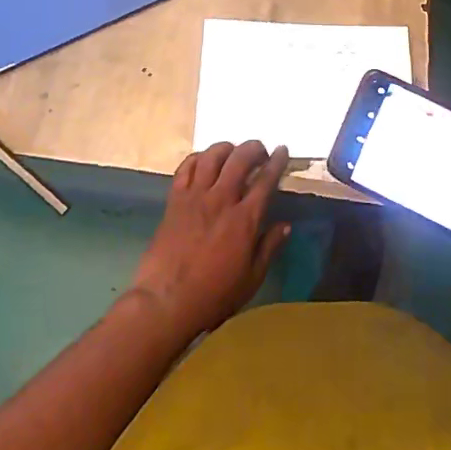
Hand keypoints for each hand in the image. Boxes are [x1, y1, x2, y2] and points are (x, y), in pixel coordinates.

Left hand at [128, 141, 290, 341]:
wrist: (165, 301)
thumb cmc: (213, 295)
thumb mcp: (251, 279)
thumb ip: (269, 248)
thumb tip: (285, 225)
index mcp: (244, 219)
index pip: (265, 180)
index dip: (277, 162)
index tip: (283, 150)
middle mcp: (221, 199)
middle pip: (240, 158)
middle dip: (254, 148)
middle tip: (261, 151)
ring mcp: (195, 196)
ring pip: (212, 156)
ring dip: (226, 148)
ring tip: (233, 152)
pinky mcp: (174, 200)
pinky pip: (186, 168)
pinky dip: (197, 158)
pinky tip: (204, 161)